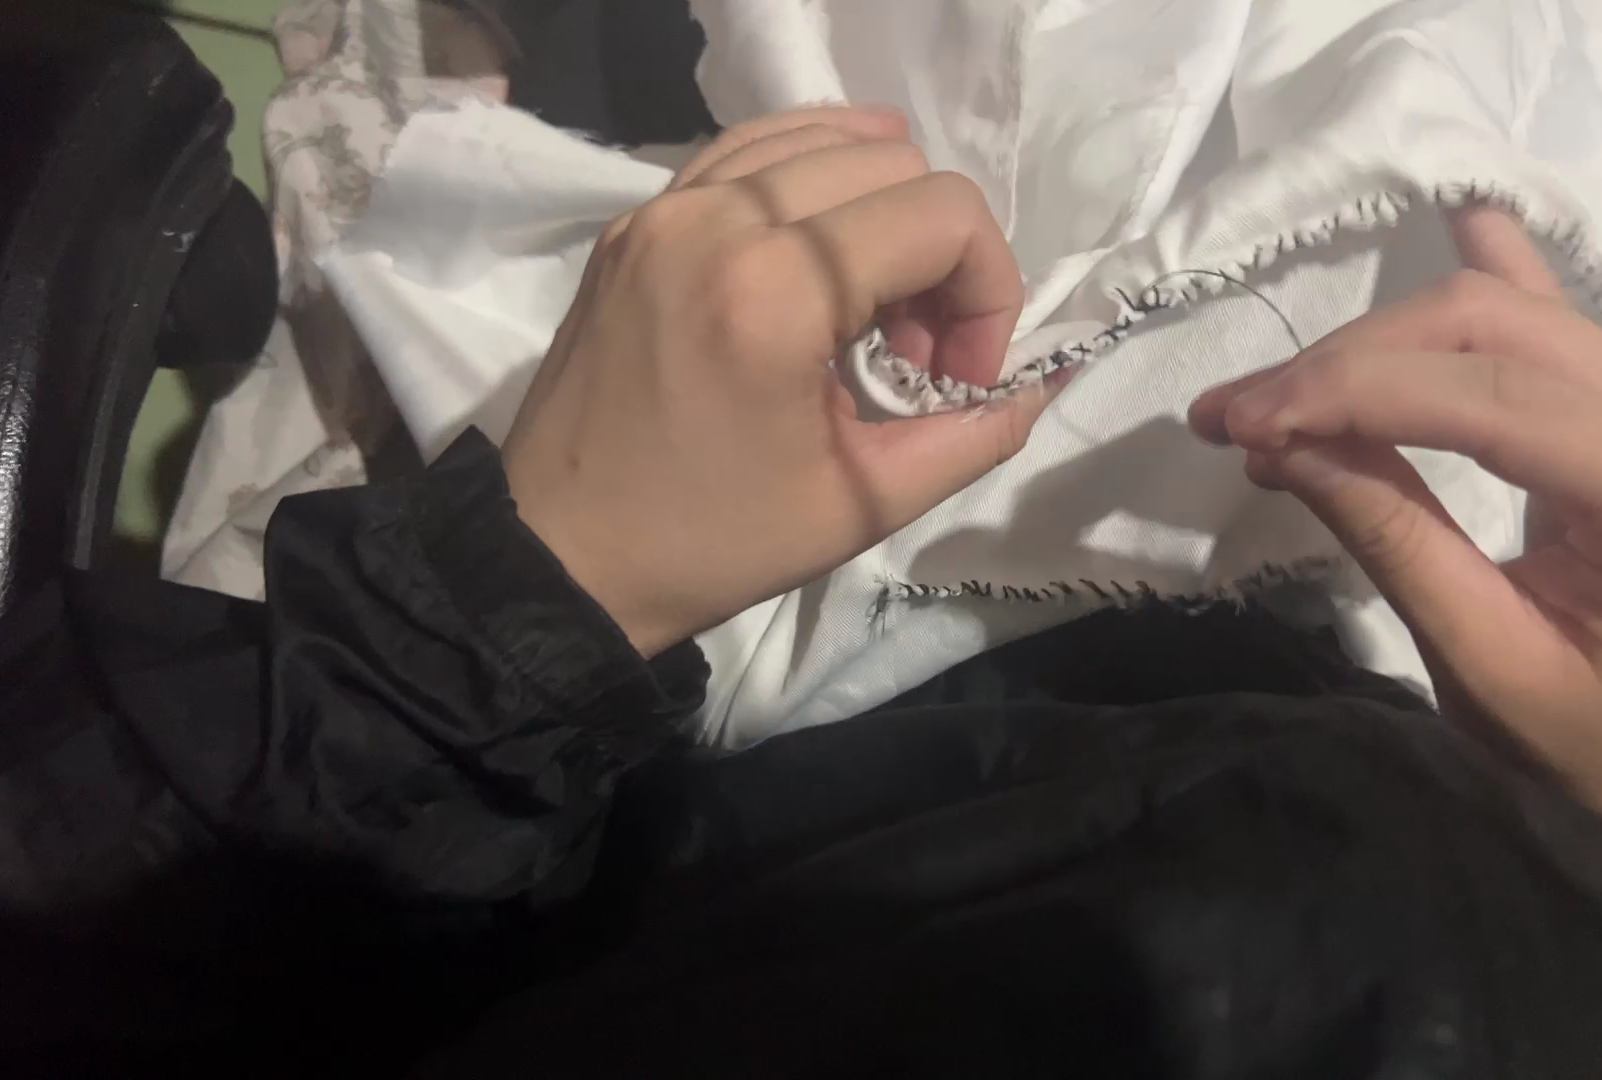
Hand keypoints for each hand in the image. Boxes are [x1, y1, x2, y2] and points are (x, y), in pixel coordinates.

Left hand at [503, 106, 1061, 656]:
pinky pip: (751, 155)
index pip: (943, 214)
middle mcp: (714, 216)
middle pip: (895, 164)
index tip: (961, 375)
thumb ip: (973, 438)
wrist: (567, 557)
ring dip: (882, 215)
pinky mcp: (636, 220)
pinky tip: (823, 255)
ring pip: (825, 140)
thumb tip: (1035, 387)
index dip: (989, 290)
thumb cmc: (715, 544)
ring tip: (868, 309)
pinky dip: (813, 188)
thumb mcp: (865, 506)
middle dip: (941, 256)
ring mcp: (664, 206)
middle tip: (915, 354)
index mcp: (774, 291)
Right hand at [1189, 206, 1601, 854]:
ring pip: (1494, 317)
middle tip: (1231, 417)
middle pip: (1486, 331)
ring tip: (1267, 398)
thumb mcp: (1475, 659)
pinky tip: (1458, 223)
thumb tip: (1285, 444)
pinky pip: (1548, 317)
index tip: (1240, 423)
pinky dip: (1489, 270)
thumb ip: (1388, 538)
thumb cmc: (1586, 741)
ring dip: (1363, 347)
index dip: (1349, 394)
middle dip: (1338, 366)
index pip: (1490, 399)